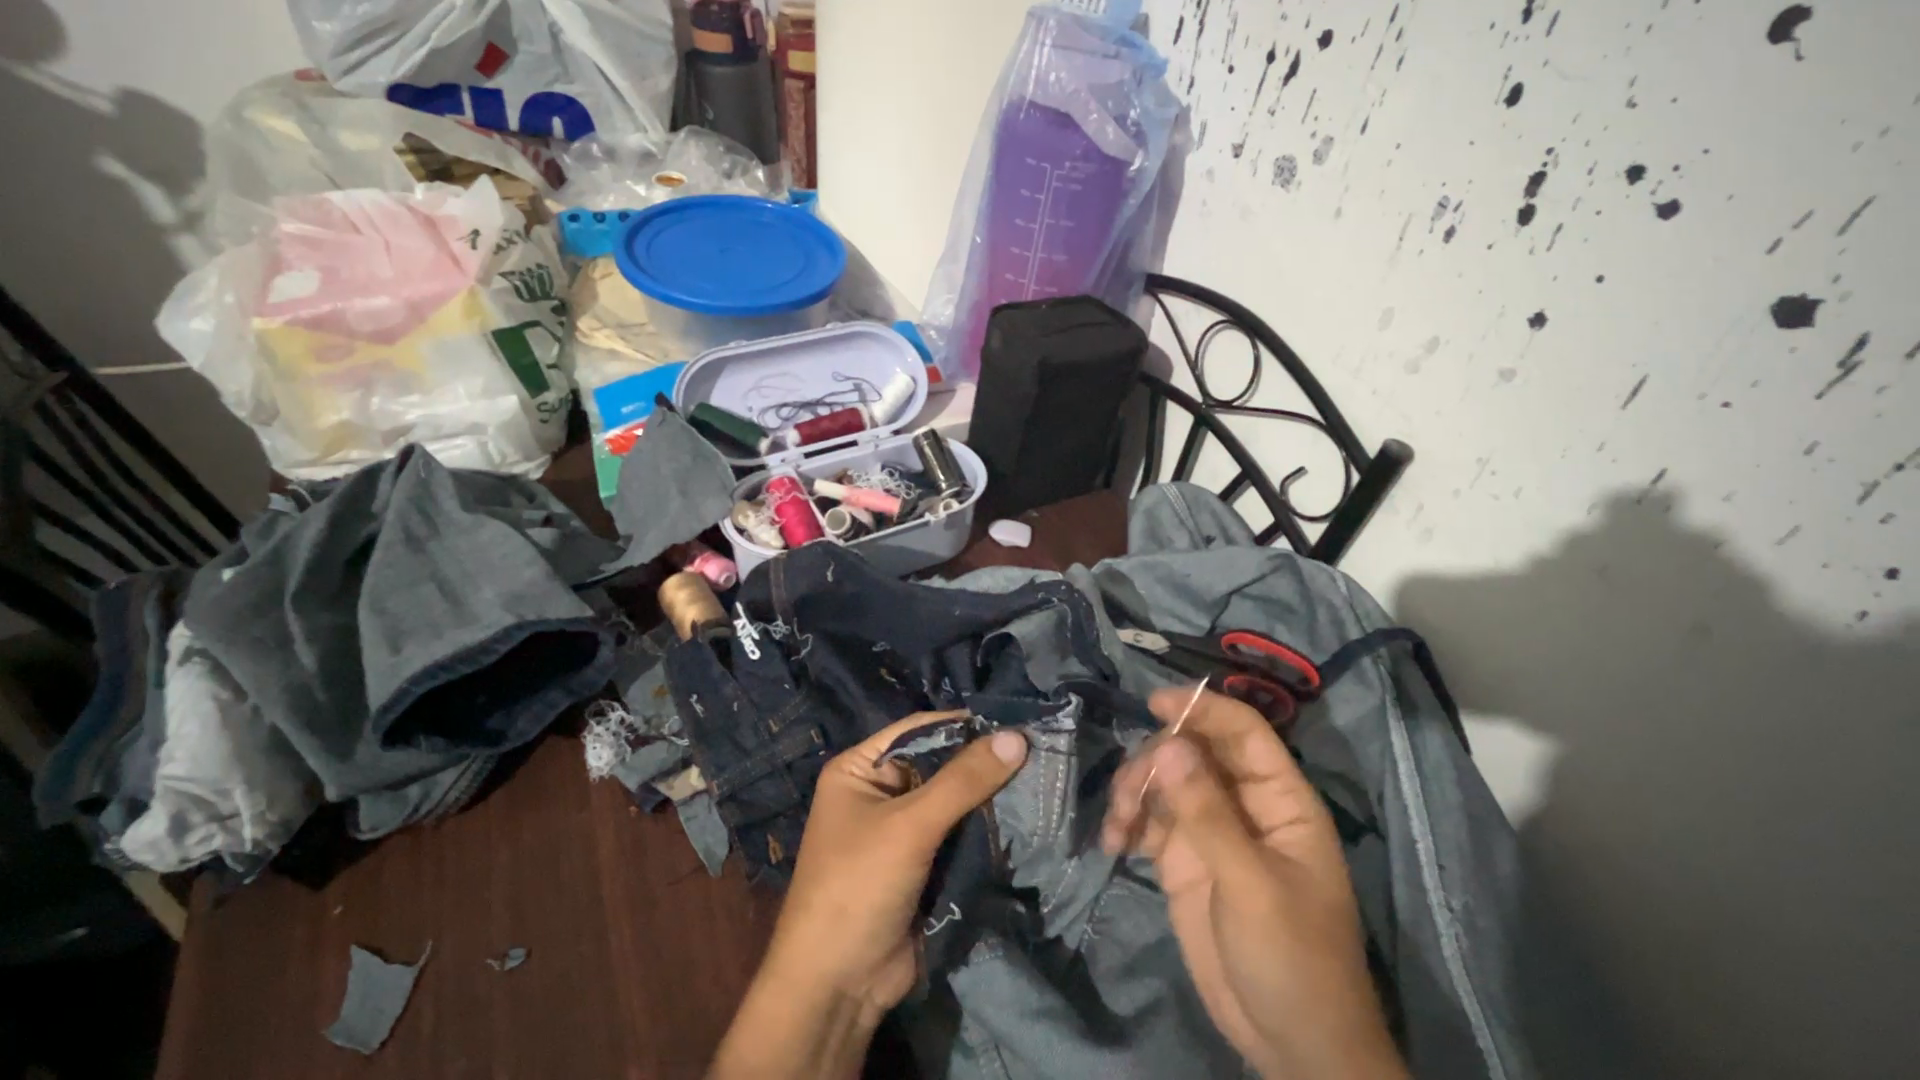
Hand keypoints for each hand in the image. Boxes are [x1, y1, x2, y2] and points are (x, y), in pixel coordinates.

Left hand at [709, 712, 1027, 1079]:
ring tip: (1043, 782)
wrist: (839, 983)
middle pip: (939, 766)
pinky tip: (1026, 820)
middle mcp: (878, 793)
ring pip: (954, 804)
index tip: (1019, 721)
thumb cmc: (859, 887)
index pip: (918, 730)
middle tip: (1041, 753)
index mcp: (858, 770)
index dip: (965, 725)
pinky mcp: (923, 867)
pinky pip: (959, 838)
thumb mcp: (910, 826)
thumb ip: (963, 781)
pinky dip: (987, 832)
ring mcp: (901, 833)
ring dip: (990, 800)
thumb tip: (1017, 736)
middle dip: (983, 764)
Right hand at [1102, 688, 1407, 1079]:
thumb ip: (1207, 814)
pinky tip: (1113, 843)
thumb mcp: (1251, 884)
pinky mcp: (1184, 864)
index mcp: (1280, 801)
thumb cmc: (1293, 958)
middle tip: (1128, 796)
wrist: (1292, 1041)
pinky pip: (1149, 823)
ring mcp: (1211, 834)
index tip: (1153, 702)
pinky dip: (1127, 824)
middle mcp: (1244, 806)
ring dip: (1134, 793)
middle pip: (1193, 753)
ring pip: (1165, 784)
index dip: (1203, 709)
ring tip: (1118, 828)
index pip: (1244, 734)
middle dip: (1155, 761)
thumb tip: (1167, 744)